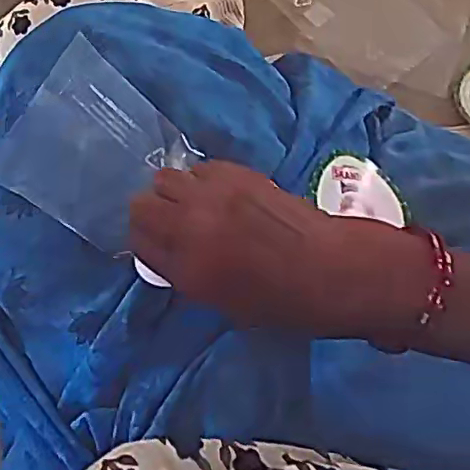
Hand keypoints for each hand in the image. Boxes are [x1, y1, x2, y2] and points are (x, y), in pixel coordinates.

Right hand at [129, 161, 430, 340]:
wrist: (331, 268)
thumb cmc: (281, 300)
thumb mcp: (220, 301)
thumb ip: (180, 272)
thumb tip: (159, 250)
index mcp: (187, 267)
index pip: (138, 241)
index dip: (143, 242)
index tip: (155, 244)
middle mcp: (191, 224)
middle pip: (142, 203)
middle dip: (151, 213)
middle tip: (172, 224)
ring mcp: (213, 193)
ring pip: (167, 178)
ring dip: (175, 192)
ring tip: (196, 205)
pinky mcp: (235, 171)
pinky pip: (199, 168)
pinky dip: (203, 180)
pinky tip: (221, 194)